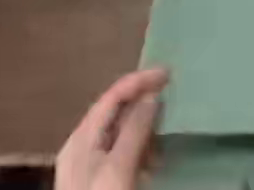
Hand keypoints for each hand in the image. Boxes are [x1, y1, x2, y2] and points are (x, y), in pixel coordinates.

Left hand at [56, 67, 168, 189]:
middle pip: (114, 111)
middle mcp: (82, 147)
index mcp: (81, 138)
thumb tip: (151, 94)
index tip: (169, 74)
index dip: (140, 80)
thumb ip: (134, 131)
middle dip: (142, 100)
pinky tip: (155, 158)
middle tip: (171, 94)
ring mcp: (89, 170)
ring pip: (119, 133)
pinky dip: (140, 148)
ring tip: (167, 123)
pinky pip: (121, 155)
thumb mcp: (118, 171)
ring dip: (143, 124)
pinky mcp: (100, 187)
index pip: (112, 95)